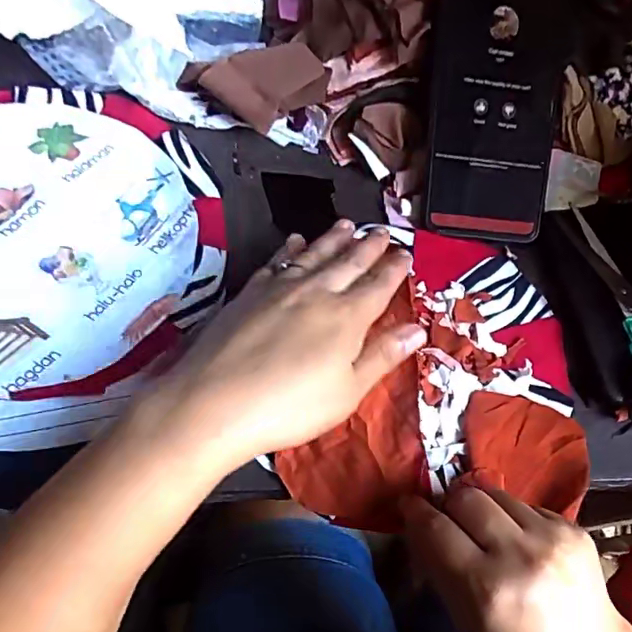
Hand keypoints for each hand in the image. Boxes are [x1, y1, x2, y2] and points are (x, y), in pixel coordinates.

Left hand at [148, 220, 423, 466]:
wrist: (215, 403)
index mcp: (347, 318)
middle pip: (348, 263)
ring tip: (347, 225)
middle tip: (382, 233)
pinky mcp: (249, 294)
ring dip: (333, 239)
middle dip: (369, 246)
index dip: (395, 269)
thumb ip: (382, 356)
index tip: (405, 255)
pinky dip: (291, 250)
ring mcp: (279, 290)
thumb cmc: (291, 406)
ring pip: (314, 255)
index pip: (378, 286)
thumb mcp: (349, 390)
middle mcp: (316, 293)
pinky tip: (296, 243)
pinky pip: (277, 262)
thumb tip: (416, 331)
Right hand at [402, 486, 631, 631]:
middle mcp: (519, 555)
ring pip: (497, 494)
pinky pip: (527, 506)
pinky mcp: (573, 527)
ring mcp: (551, 536)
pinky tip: (520, 542)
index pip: (438, 529)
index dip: (417, 512)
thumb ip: (442, 573)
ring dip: (481, 507)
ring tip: (484, 529)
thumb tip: (420, 528)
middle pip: (466, 498)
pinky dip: (513, 519)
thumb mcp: (470, 624)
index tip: (409, 506)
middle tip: (447, 517)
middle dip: (448, 504)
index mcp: (487, 588)